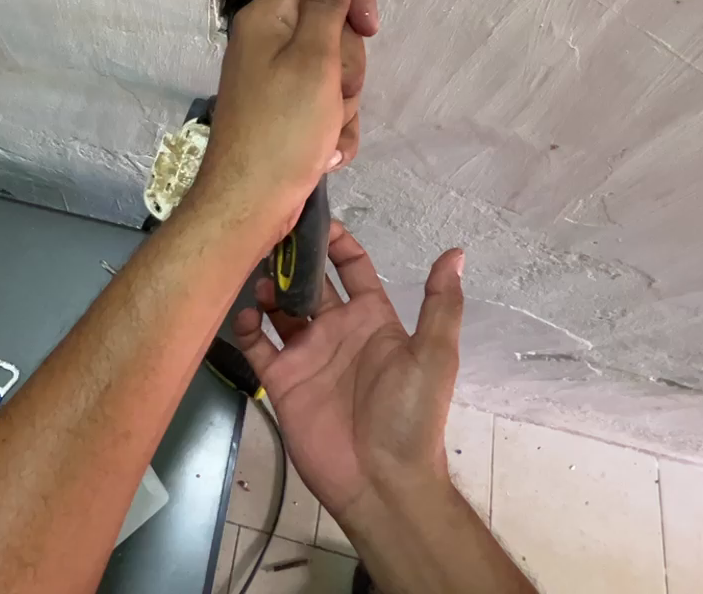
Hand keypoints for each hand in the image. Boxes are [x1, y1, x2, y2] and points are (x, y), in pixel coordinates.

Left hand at [187, 0, 378, 252]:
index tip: (370, 27)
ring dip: (343, 103)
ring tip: (325, 128)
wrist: (251, 202)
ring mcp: (278, 80)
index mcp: (268, 20)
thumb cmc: (282, 130)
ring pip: (336, 72)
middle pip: (332, 27)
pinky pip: (327, 105)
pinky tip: (326, 151)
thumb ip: (327, 7)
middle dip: (348, 63)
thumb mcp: (313, 60)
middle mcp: (268, 43)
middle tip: (333, 90)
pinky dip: (334, 128)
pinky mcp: (287, 113)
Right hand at [231, 221, 464, 525]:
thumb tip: (455, 252)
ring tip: (262, 284)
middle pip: (309, 281)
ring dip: (268, 288)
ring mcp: (306, 352)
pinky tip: (248, 317)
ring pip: (279, 306)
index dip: (336, 242)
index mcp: (371, 318)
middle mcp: (335, 328)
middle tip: (272, 240)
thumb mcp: (434, 356)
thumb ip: (440, 304)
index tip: (314, 220)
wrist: (381, 482)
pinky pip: (257, 343)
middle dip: (292, 259)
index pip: (352, 267)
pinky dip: (247, 325)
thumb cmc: (410, 415)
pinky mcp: (281, 377)